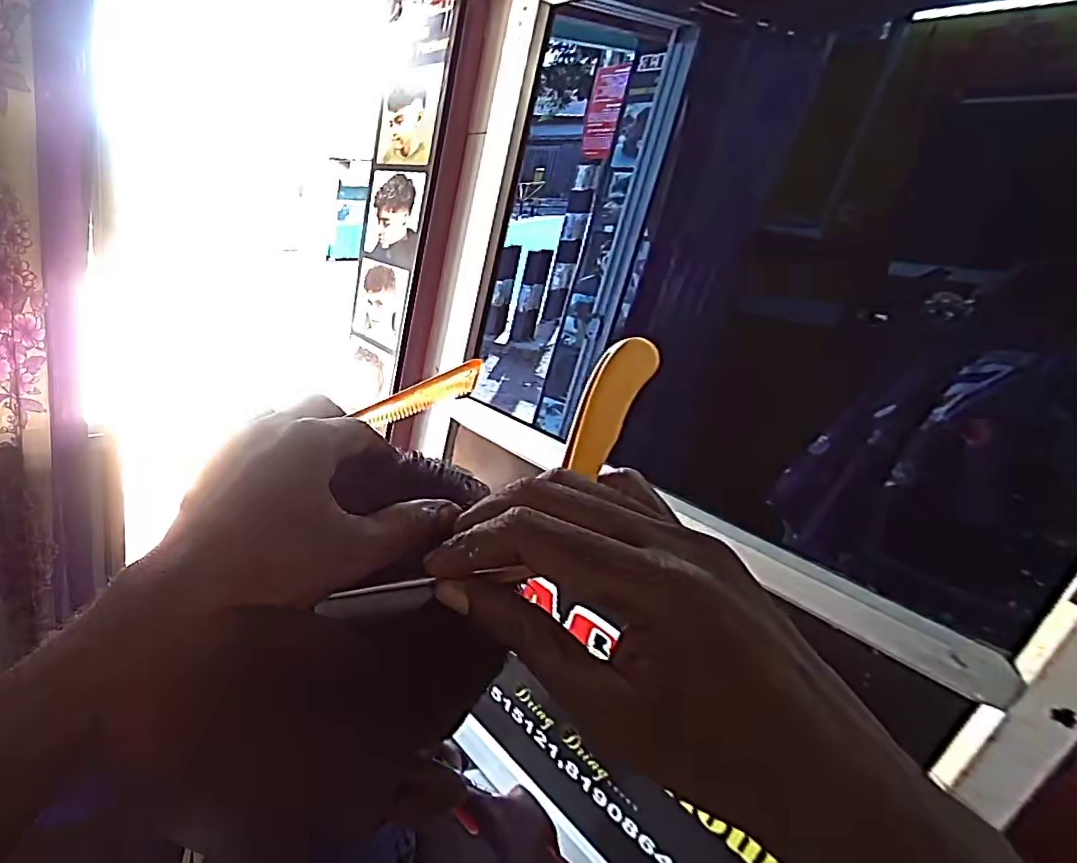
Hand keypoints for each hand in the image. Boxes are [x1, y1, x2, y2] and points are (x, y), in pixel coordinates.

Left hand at [135, 397, 457, 613]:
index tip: (390, 474)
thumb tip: (437, 512)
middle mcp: (269, 424)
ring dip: (303, 435)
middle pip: (319, 407)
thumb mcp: (352, 549)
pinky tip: (273, 489)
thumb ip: (403, 527)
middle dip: (343, 430)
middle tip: (356, 467)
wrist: (196, 578)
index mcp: (309, 437)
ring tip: (316, 476)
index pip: (360, 429)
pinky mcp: (210, 456)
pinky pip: (249, 438)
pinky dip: (270, 449)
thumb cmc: (274, 562)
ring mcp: (234, 437)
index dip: (382, 451)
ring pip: (279, 417)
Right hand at [421, 469, 1012, 862]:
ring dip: (522, 507)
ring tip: (490, 543)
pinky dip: (572, 503)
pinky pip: (622, 496)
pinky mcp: (700, 547)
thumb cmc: (729, 764)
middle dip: (487, 519)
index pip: (533, 532)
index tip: (439, 564)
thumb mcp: (604, 710)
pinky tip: (554, 531)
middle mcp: (678, 548)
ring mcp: (693, 541)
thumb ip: (523, 635)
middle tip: (455, 552)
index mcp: (660, 588)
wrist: (839, 791)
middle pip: (549, 496)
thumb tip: (460, 593)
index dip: (472, 543)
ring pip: (580, 486)